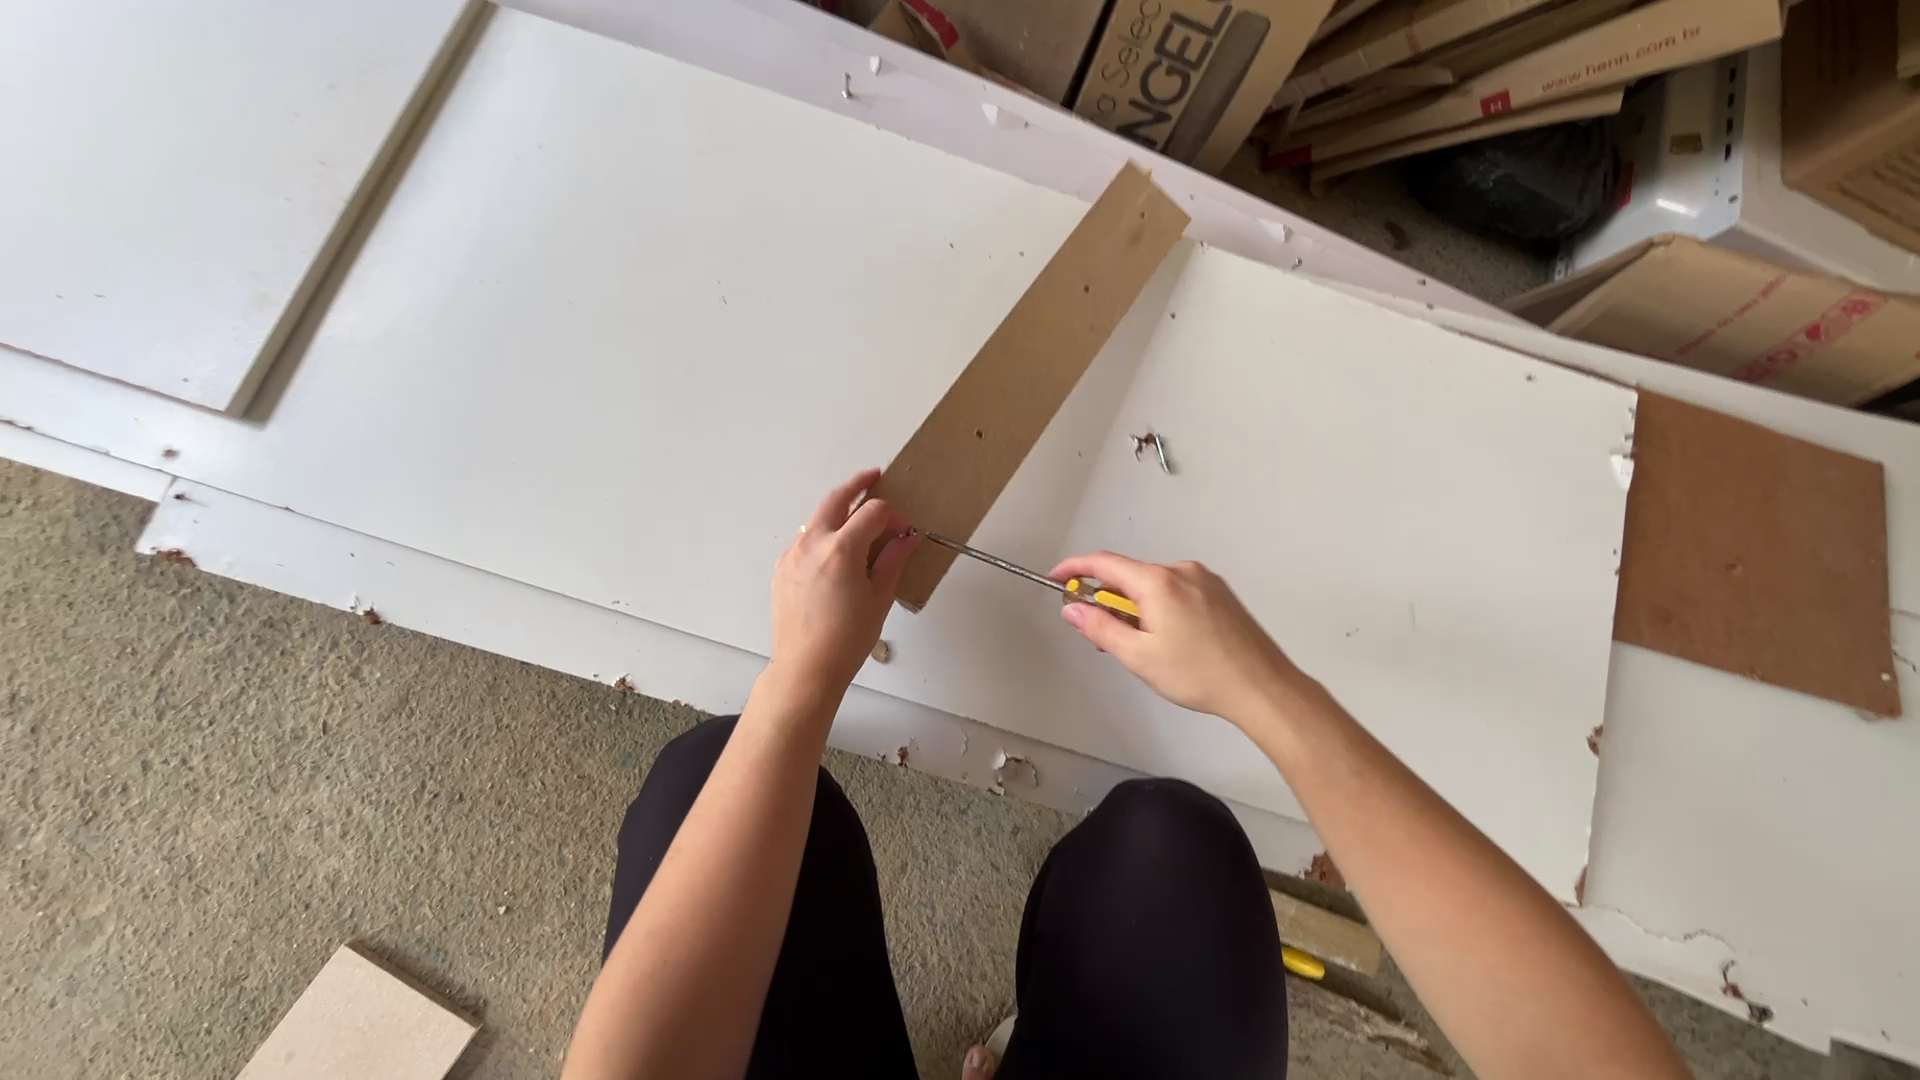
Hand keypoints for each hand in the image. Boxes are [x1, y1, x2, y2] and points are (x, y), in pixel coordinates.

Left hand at [769, 468, 916, 694]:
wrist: (806, 667)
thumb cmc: (846, 639)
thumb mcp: (879, 597)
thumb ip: (893, 559)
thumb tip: (906, 538)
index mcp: (841, 549)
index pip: (873, 512)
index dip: (893, 516)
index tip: (904, 530)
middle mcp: (813, 543)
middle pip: (837, 498)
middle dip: (857, 485)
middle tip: (873, 477)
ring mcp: (793, 554)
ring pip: (818, 517)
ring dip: (838, 510)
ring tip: (857, 515)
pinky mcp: (783, 567)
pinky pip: (805, 538)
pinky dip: (822, 533)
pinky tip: (837, 549)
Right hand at [1049, 552, 1309, 722]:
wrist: (1262, 687)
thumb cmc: (1204, 675)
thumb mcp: (1138, 656)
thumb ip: (1100, 628)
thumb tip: (1073, 609)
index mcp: (1159, 582)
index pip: (1103, 563)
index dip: (1075, 569)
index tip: (1058, 578)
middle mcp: (1182, 571)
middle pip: (1129, 575)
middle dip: (1108, 601)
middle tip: (1101, 636)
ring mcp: (1204, 580)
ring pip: (1153, 585)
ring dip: (1135, 608)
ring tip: (1142, 649)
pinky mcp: (1219, 593)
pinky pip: (1175, 590)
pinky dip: (1159, 608)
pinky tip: (1167, 641)